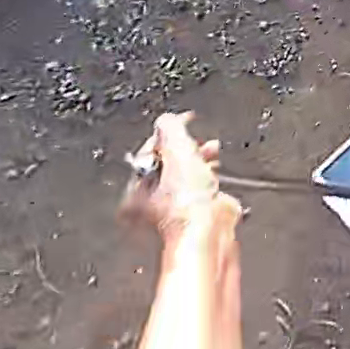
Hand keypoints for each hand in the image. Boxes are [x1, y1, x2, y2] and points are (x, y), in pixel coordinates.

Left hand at [122, 112, 240, 241]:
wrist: (209, 229)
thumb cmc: (187, 202)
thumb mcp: (178, 154)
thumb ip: (171, 131)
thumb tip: (167, 119)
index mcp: (134, 191)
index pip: (149, 152)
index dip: (169, 135)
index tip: (185, 122)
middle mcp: (148, 202)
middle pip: (168, 162)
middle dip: (187, 148)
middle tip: (200, 141)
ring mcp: (172, 207)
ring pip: (184, 173)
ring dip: (200, 159)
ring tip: (213, 152)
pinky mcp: (195, 210)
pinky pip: (199, 185)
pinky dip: (208, 175)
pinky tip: (216, 173)